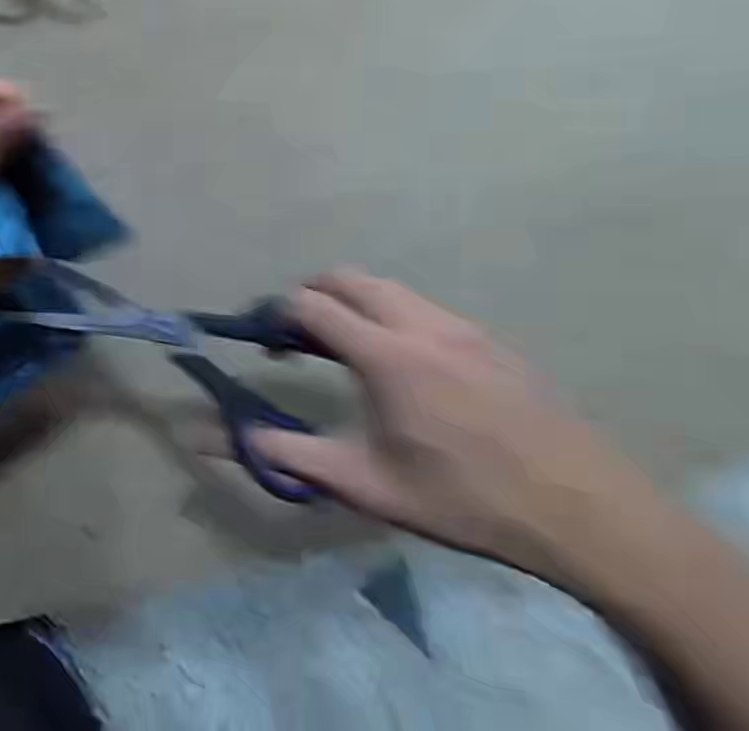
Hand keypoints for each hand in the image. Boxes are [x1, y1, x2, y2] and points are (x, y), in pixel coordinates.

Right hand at [248, 268, 655, 576]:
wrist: (597, 523)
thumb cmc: (464, 500)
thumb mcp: (359, 483)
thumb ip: (280, 452)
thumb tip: (205, 437)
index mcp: (387, 357)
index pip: (309, 303)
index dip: (274, 315)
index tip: (265, 345)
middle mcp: (425, 329)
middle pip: (348, 279)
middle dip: (309, 296)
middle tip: (296, 338)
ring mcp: (468, 334)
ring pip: (390, 290)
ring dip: (351, 305)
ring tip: (344, 352)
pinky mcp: (497, 347)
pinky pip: (426, 310)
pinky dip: (392, 319)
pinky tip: (401, 370)